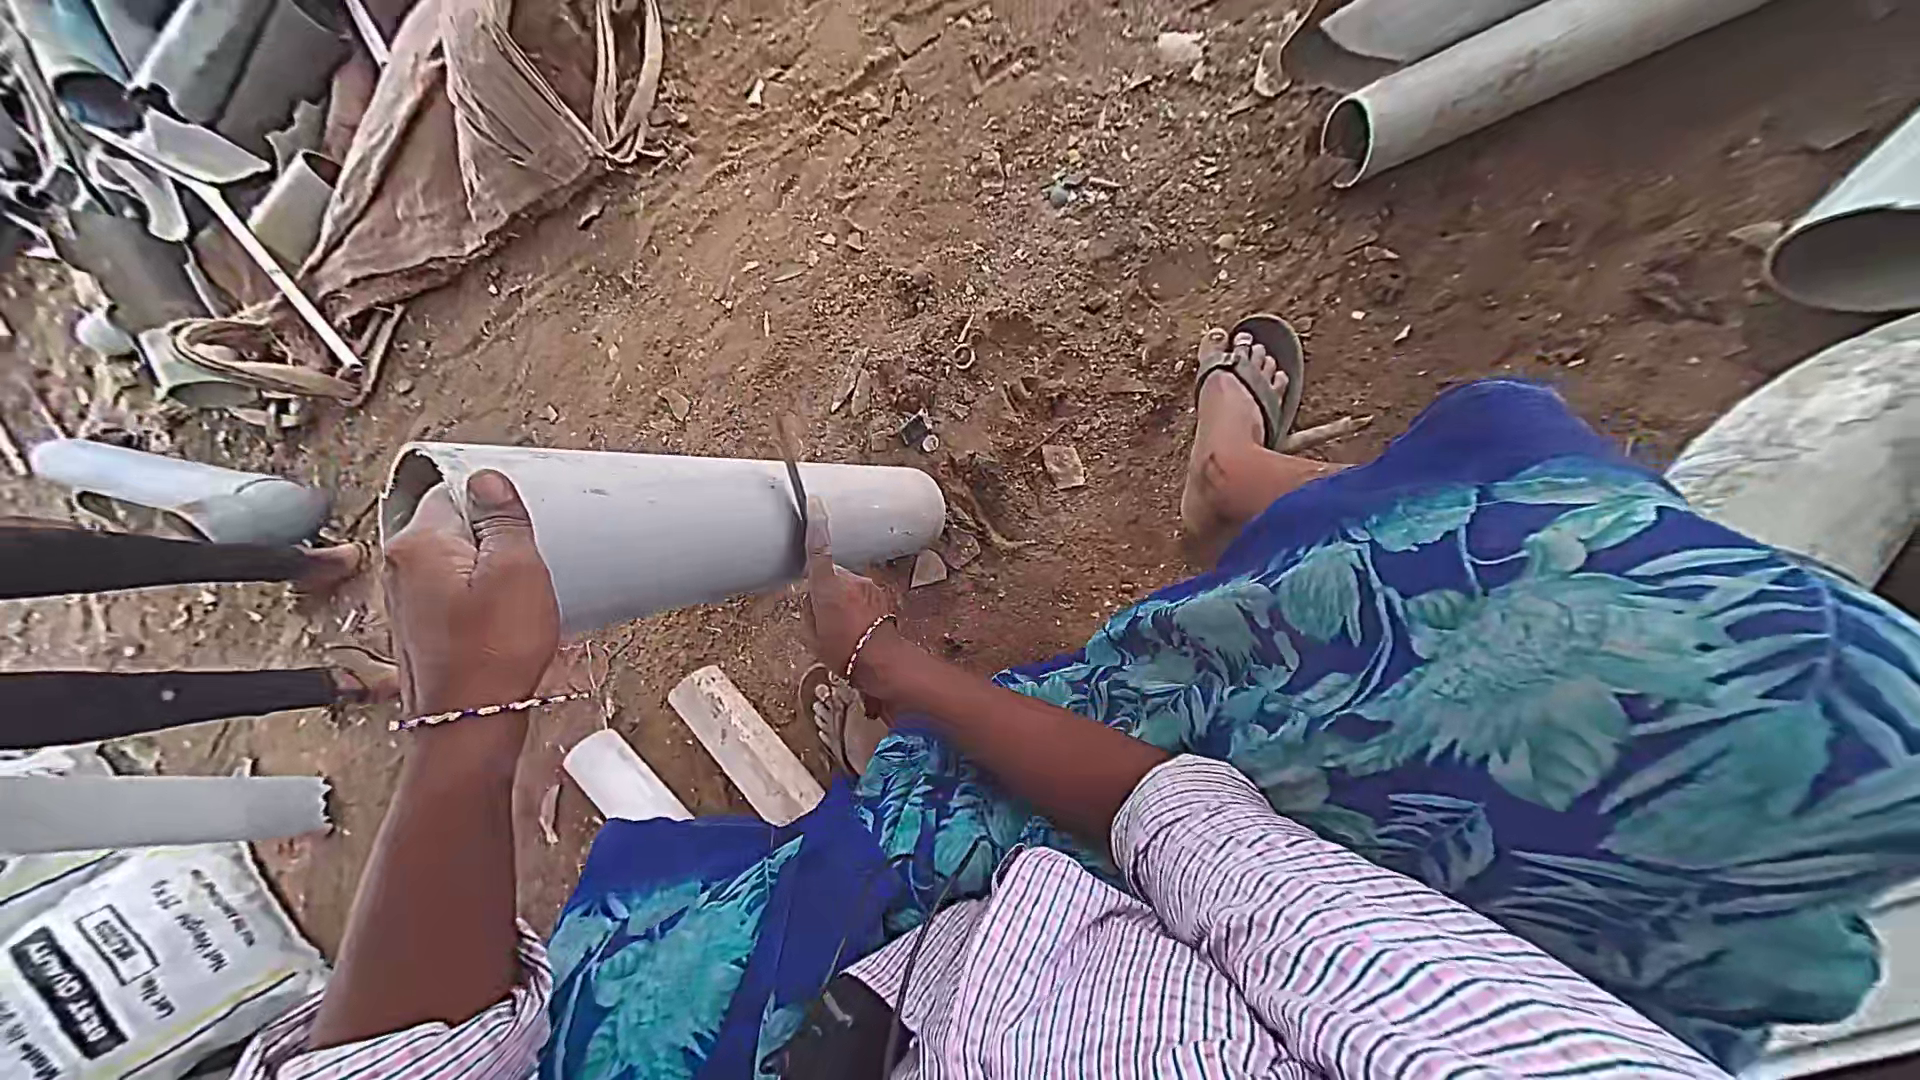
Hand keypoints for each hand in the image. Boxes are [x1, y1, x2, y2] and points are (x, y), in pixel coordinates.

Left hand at [382, 470, 559, 714]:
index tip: (526, 520)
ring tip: (523, 584)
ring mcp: (407, 596)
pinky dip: (483, 588)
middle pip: (455, 525)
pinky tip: (508, 607)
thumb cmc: (496, 650)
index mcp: (420, 545)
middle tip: (531, 555)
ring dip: (491, 563)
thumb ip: (504, 520)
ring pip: (458, 556)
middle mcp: (401, 566)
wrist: (472, 716)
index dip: (497, 502)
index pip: (457, 492)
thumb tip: (488, 480)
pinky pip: (456, 584)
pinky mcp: (423, 621)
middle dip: (496, 534)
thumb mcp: (519, 571)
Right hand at [801, 495, 895, 677]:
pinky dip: (857, 604)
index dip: (816, 525)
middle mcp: (849, 580)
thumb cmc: (843, 652)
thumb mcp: (811, 635)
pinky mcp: (880, 593)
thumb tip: (812, 597)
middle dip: (826, 589)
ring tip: (844, 626)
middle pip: (830, 575)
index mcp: (827, 587)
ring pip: (847, 584)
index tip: (816, 503)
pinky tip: (857, 625)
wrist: (880, 661)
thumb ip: (809, 609)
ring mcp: (867, 585)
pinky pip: (861, 593)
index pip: (818, 549)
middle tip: (825, 617)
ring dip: (843, 598)